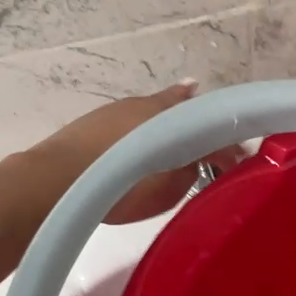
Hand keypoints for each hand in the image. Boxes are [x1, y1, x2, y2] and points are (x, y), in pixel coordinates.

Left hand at [34, 80, 242, 223]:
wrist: (54, 180)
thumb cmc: (119, 187)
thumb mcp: (166, 190)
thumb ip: (190, 170)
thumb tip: (197, 159)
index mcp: (178, 120)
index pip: (216, 129)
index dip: (231, 147)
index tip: (241, 162)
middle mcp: (156, 105)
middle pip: (192, 116)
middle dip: (206, 133)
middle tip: (215, 158)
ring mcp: (127, 107)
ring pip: (165, 113)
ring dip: (179, 128)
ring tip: (183, 151)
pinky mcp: (103, 116)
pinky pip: (141, 118)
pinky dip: (152, 128)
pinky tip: (150, 143)